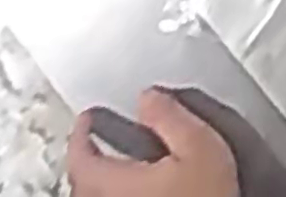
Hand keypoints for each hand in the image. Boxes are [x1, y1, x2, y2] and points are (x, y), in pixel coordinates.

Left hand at [68, 89, 238, 196]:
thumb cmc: (205, 195)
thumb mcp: (198, 144)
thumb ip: (170, 118)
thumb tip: (147, 97)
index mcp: (118, 185)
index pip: (82, 161)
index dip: (80, 136)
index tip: (85, 118)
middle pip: (81, 186)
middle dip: (86, 159)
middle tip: (94, 139)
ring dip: (94, 180)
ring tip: (109, 163)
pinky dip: (109, 193)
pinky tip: (130, 187)